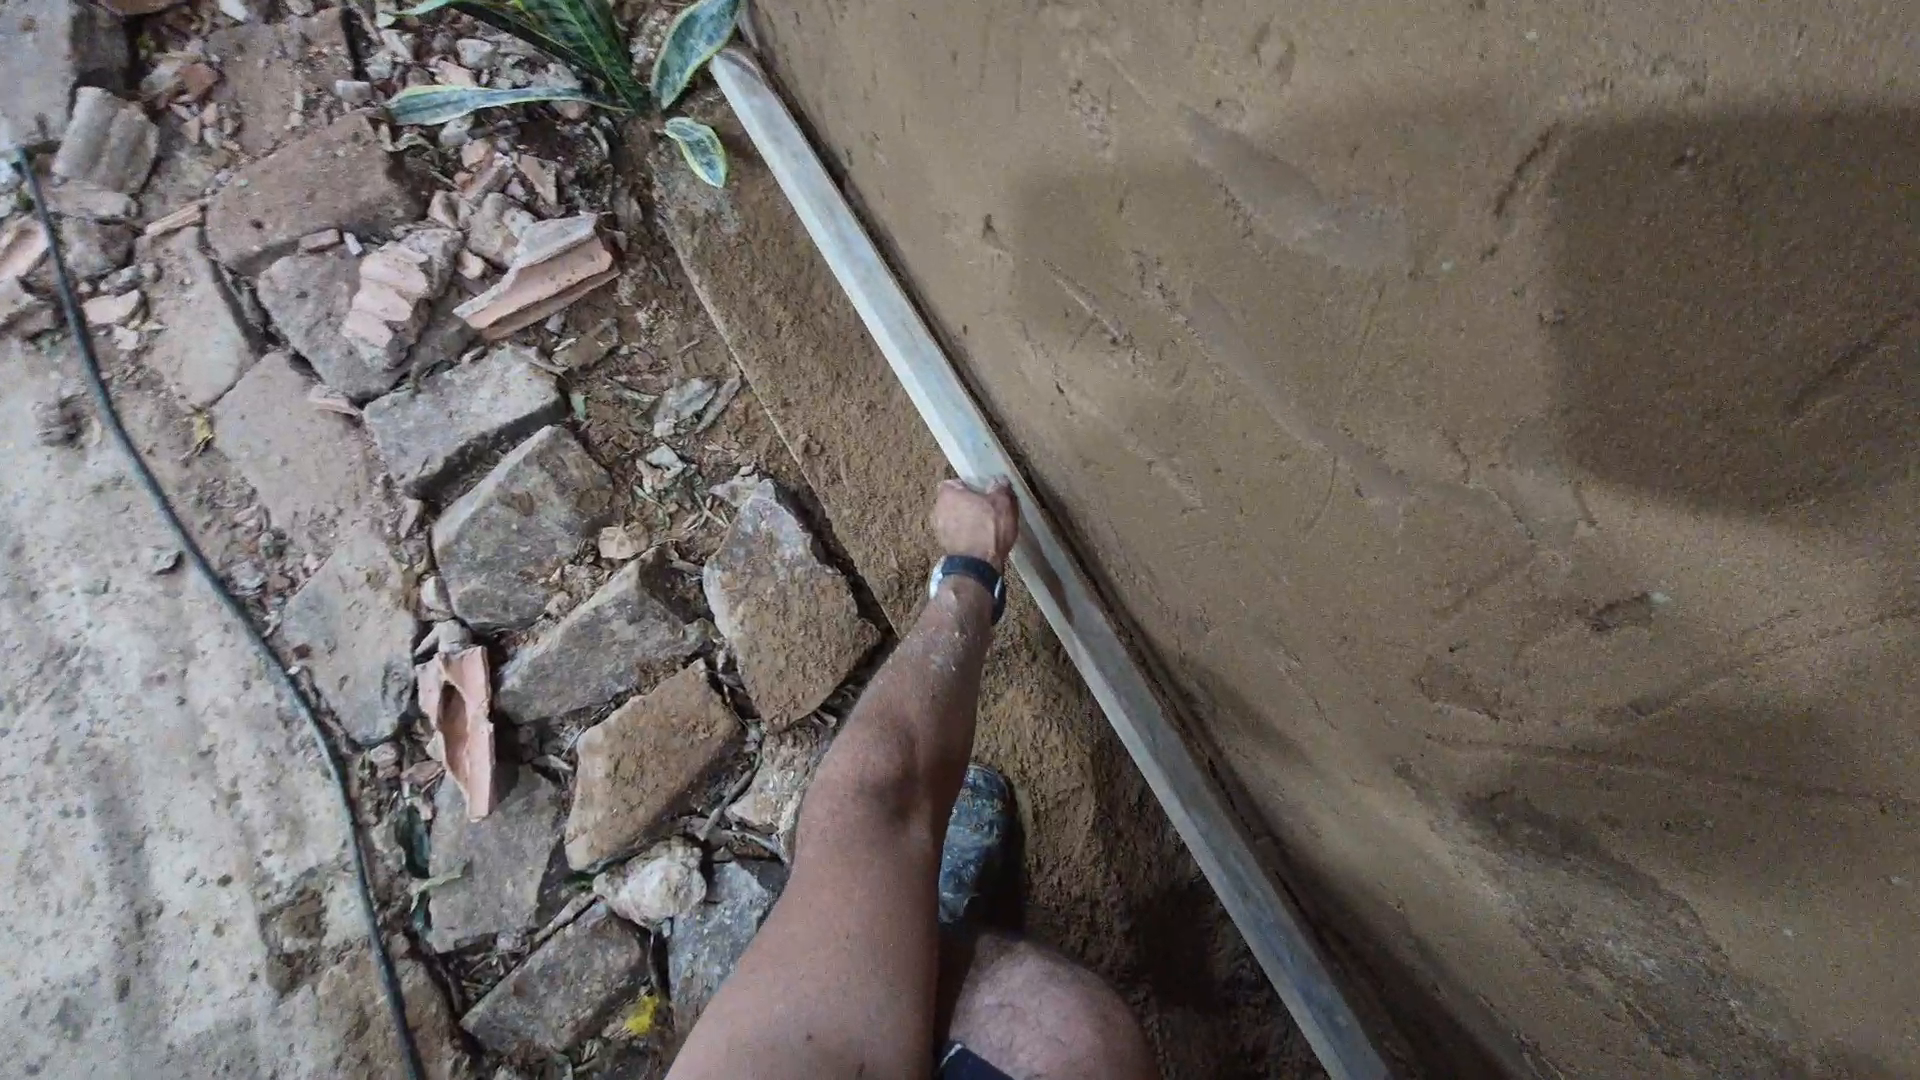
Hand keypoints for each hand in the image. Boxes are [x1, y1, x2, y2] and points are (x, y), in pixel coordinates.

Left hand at [932, 478, 1018, 569]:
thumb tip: (999, 480)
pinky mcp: (945, 546)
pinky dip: (966, 535)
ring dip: (967, 521)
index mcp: (947, 493)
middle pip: (954, 501)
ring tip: (987, 526)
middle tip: (987, 508)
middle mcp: (937, 509)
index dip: (969, 486)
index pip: (955, 482)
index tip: (984, 492)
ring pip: (955, 519)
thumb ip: (1000, 487)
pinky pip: (957, 534)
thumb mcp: (1003, 502)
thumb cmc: (989, 528)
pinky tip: (982, 539)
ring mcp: (939, 530)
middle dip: (968, 504)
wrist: (978, 565)